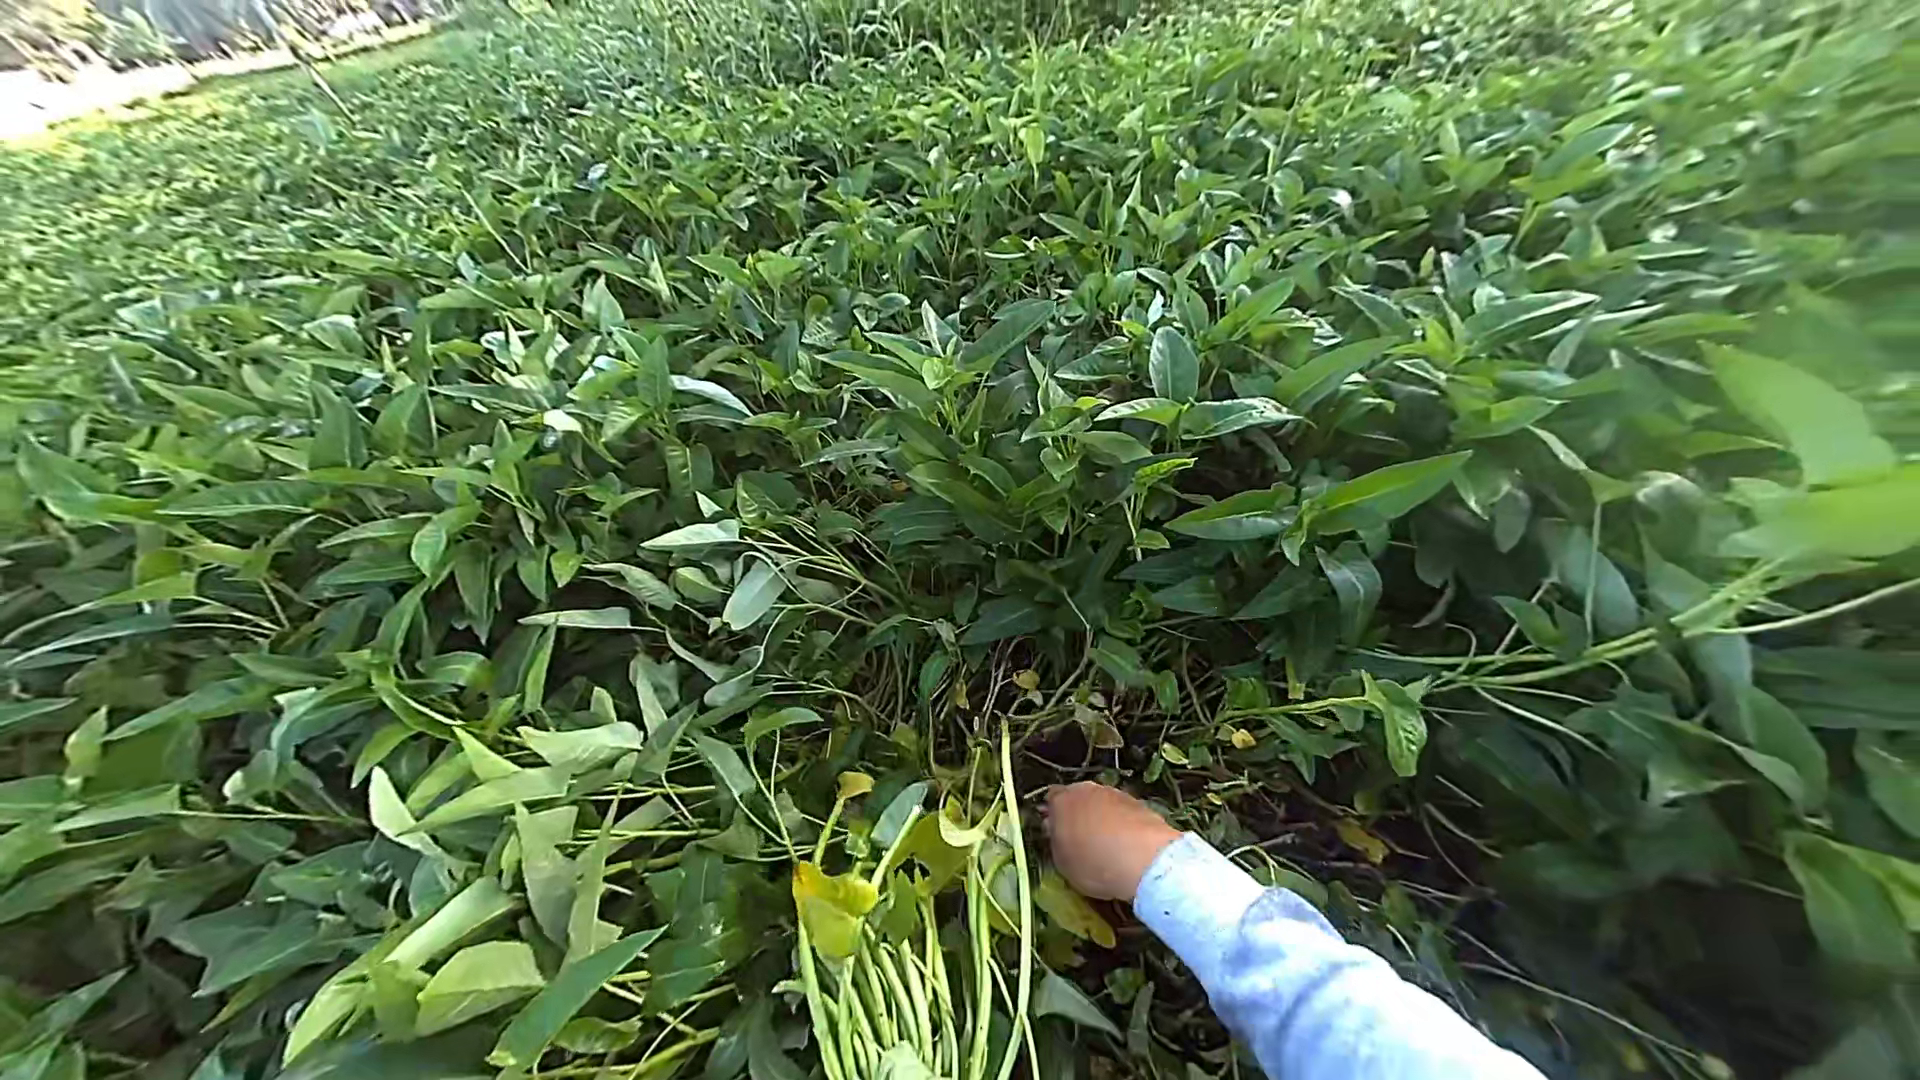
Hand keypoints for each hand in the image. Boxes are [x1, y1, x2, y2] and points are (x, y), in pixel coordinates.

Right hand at [1041, 782, 1180, 901]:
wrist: (1144, 858)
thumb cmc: (1093, 863)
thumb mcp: (1062, 862)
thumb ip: (1056, 842)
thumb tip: (1057, 832)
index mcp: (1061, 800)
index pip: (1052, 799)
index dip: (1055, 814)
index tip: (1059, 832)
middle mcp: (1085, 789)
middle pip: (1078, 797)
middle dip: (1079, 812)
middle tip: (1082, 837)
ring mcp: (1114, 793)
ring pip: (1102, 803)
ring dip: (1103, 817)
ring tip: (1109, 844)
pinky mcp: (1138, 802)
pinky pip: (1123, 812)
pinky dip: (1123, 823)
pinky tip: (1128, 844)